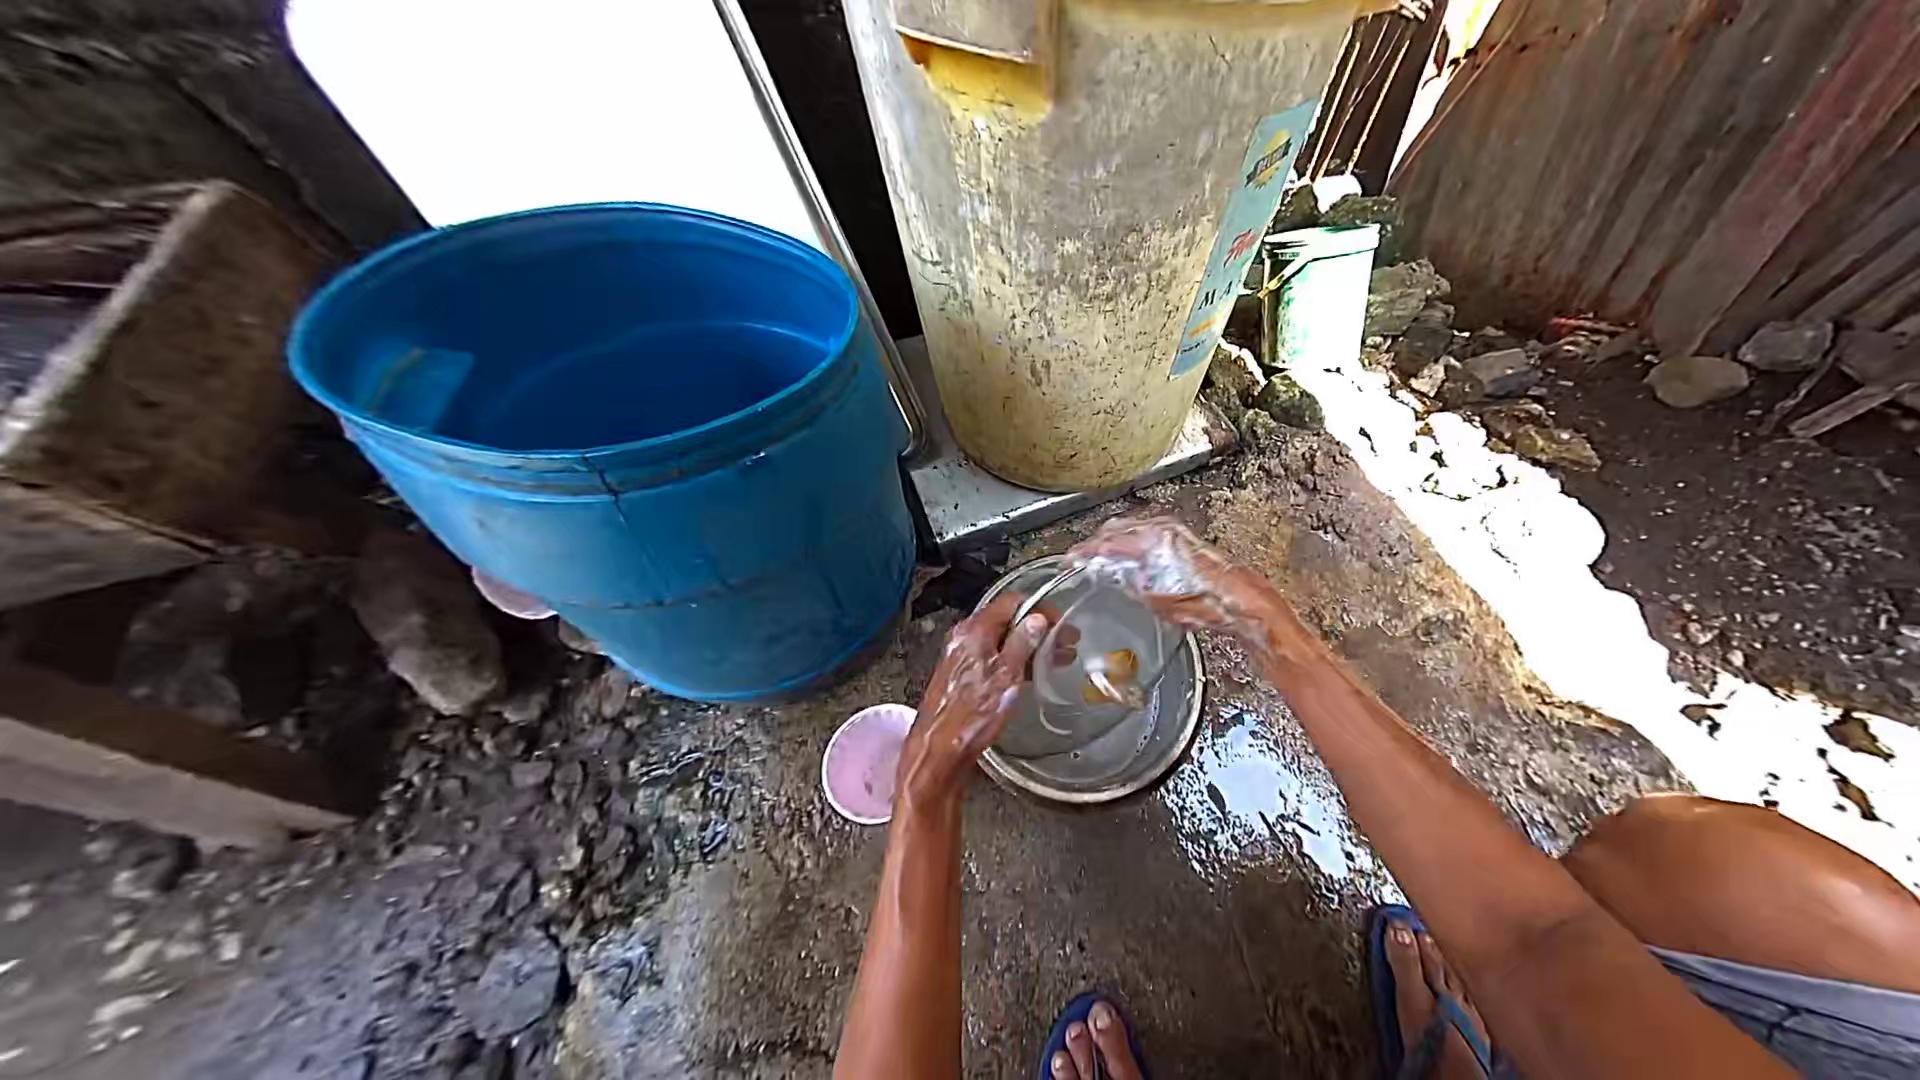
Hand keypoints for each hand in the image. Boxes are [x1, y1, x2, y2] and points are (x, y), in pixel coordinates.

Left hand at [899, 593, 1048, 810]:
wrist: (939, 749)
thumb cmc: (969, 715)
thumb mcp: (1006, 675)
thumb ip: (1022, 643)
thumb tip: (1037, 620)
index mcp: (974, 631)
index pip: (1010, 603)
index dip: (1038, 608)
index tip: (1059, 621)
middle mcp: (965, 639)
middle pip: (1006, 622)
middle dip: (1038, 629)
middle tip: (1063, 641)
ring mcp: (962, 657)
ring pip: (1001, 642)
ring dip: (1029, 647)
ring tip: (1055, 658)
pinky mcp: (962, 676)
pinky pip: (993, 659)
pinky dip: (1015, 662)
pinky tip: (1031, 674)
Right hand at [1067, 516, 1274, 637]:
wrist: (1239, 601)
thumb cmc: (1205, 601)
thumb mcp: (1155, 598)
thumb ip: (1127, 579)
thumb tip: (1105, 570)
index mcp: (1149, 540)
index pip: (1105, 540)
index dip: (1083, 552)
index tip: (1070, 560)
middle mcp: (1160, 529)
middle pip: (1114, 529)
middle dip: (1095, 544)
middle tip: (1081, 560)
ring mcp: (1171, 531)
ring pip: (1129, 530)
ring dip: (1112, 542)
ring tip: (1099, 560)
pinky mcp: (1180, 539)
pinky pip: (1144, 534)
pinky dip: (1129, 543)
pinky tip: (1127, 559)